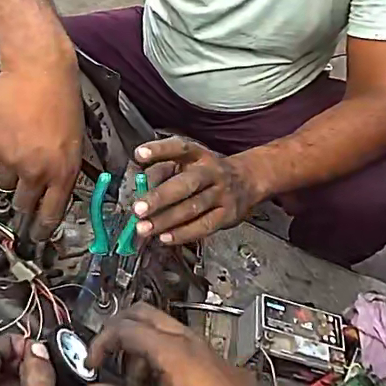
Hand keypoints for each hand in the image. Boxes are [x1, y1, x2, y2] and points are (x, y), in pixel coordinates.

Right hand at [0, 63, 83, 239]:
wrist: (37, 70)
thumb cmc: (61, 98)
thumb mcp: (74, 139)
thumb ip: (63, 168)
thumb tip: (54, 189)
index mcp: (63, 171)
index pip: (50, 213)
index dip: (42, 228)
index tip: (36, 235)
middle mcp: (36, 171)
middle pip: (23, 203)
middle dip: (23, 199)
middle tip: (23, 184)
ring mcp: (11, 160)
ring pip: (5, 180)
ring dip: (10, 169)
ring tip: (19, 143)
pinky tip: (9, 128)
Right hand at [79, 304, 296, 385]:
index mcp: (174, 352)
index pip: (125, 328)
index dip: (100, 342)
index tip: (91, 364)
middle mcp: (188, 341)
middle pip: (141, 313)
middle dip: (116, 331)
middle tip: (103, 358)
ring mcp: (201, 347)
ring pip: (158, 326)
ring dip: (137, 345)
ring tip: (133, 385)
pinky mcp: (210, 359)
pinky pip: (174, 341)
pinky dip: (155, 353)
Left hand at [130, 137, 268, 246]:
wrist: (248, 179)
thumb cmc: (207, 172)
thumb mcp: (189, 162)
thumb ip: (163, 170)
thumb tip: (139, 184)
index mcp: (198, 155)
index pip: (179, 148)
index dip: (159, 150)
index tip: (139, 154)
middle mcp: (211, 172)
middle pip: (186, 183)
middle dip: (160, 197)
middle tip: (137, 209)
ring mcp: (221, 193)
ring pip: (192, 208)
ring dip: (166, 220)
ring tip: (144, 228)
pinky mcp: (228, 214)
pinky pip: (204, 226)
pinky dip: (183, 233)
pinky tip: (165, 237)